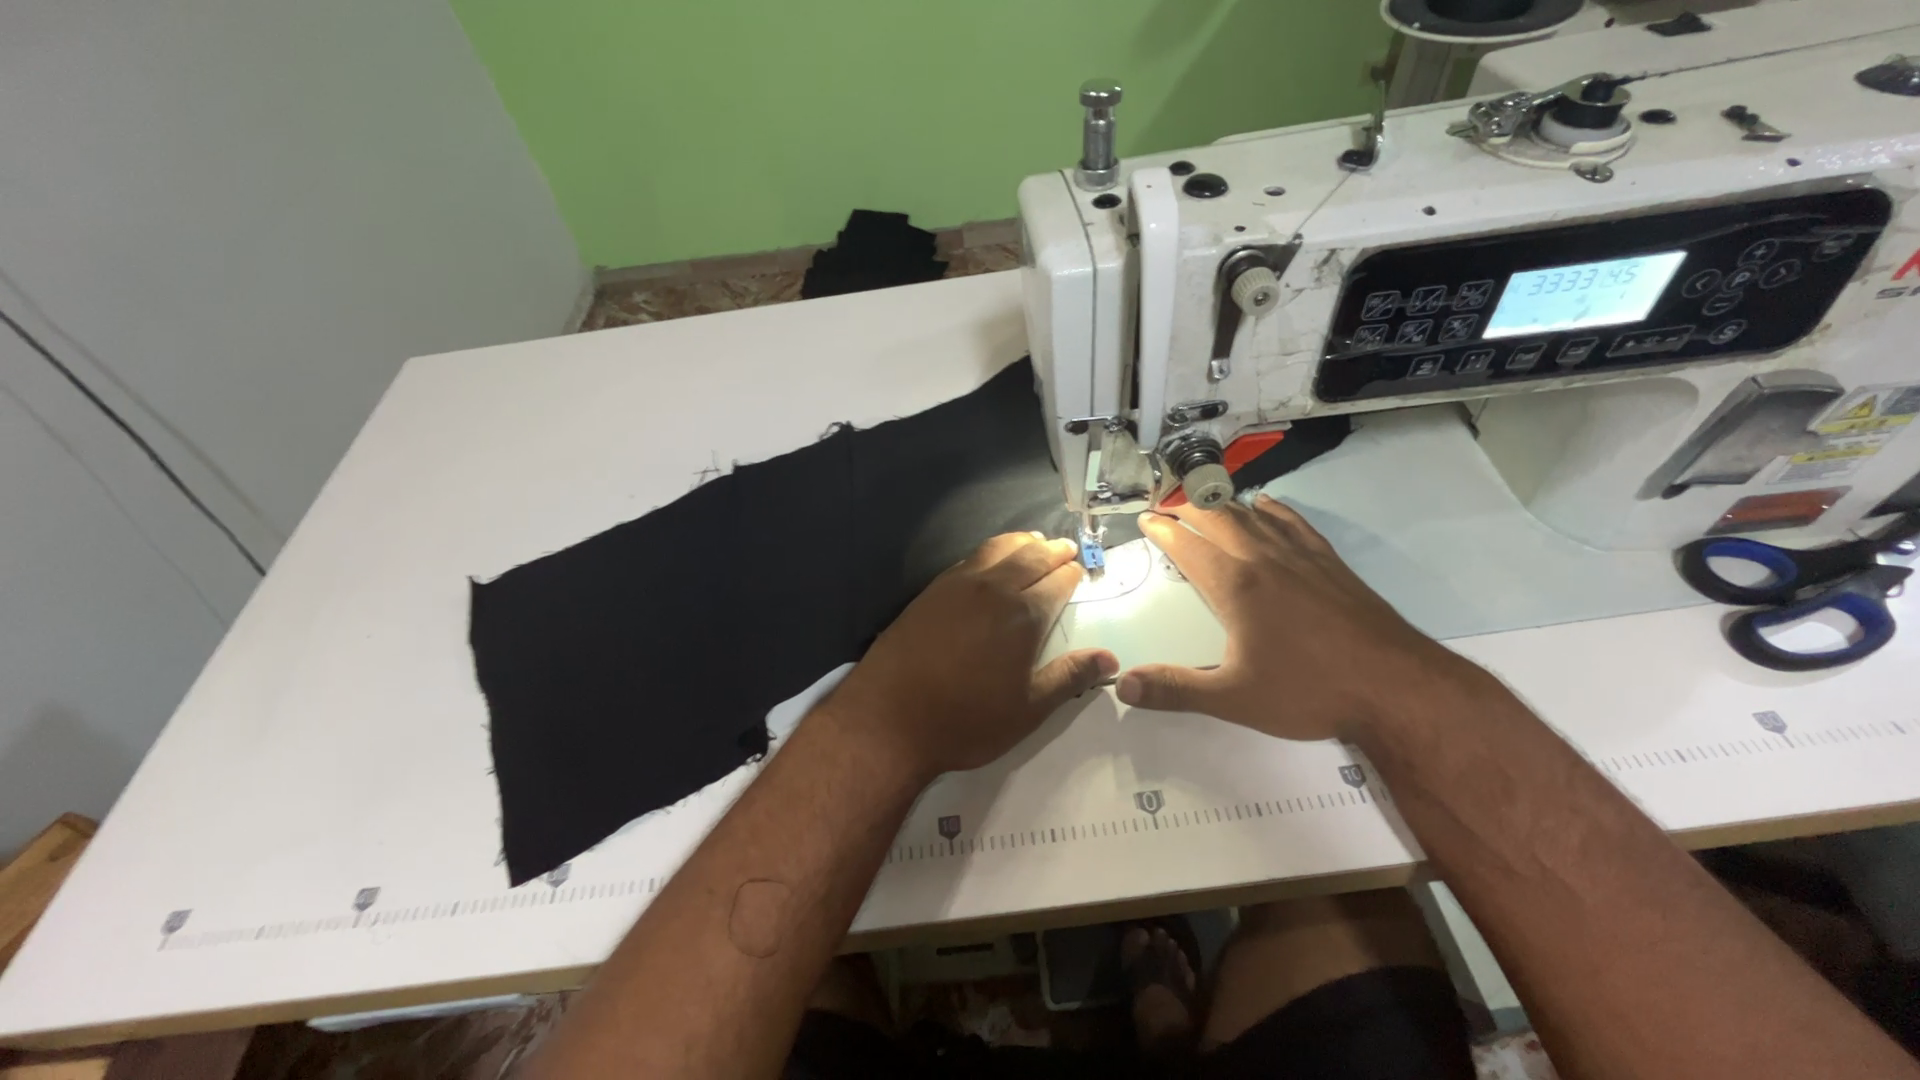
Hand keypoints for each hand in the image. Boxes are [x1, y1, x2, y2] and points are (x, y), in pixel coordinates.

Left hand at [821, 532, 1119, 780]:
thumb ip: (1070, 678)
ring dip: (1021, 543)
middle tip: (1066, 548)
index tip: (1082, 571)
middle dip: (1053, 550)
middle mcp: (993, 589)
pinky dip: (990, 552)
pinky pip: (969, 558)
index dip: (1073, 575)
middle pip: (1030, 556)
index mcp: (1023, 615)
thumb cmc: (966, 721)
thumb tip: (1109, 658)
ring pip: (997, 549)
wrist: (888, 719)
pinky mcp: (930, 592)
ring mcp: (957, 585)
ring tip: (1034, 543)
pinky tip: (991, 561)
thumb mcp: (1028, 709)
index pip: (1058, 582)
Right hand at [1118, 495, 1482, 740]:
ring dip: (1224, 506)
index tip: (1146, 519)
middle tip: (1167, 508)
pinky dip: (1272, 511)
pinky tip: (1266, 506)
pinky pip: (1294, 523)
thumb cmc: (1308, 692)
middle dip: (1188, 510)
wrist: (1395, 686)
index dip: (1163, 530)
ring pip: (1254, 517)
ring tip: (1205, 503)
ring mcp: (1301, 557)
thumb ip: (1174, 690)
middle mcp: (1264, 560)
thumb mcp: (1233, 699)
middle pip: (1218, 519)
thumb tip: (1121, 685)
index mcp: (1235, 587)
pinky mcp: (1331, 564)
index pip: (1188, 546)